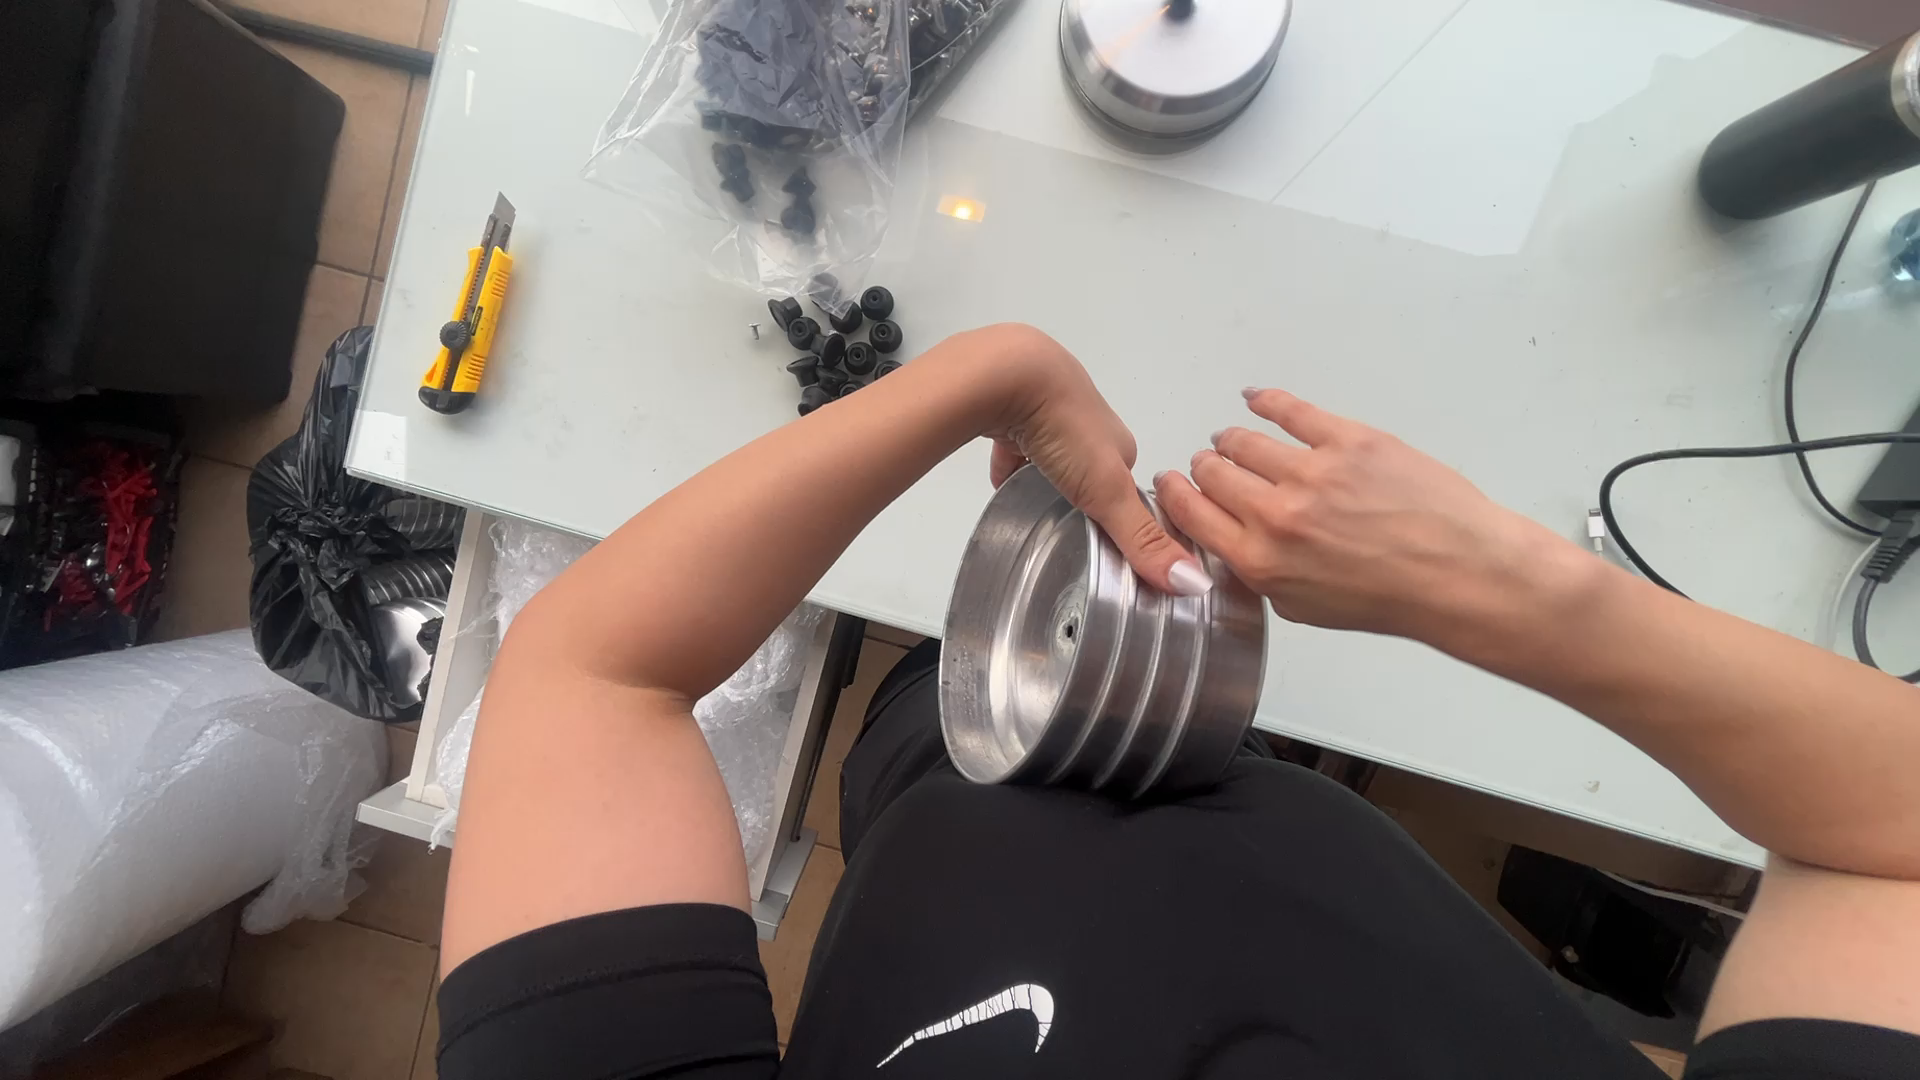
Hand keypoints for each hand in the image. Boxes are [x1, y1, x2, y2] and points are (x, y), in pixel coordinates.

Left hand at [961, 324, 1212, 595]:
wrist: (1007, 375)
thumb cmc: (1066, 429)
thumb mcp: (1107, 491)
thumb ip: (1142, 537)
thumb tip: (1195, 584)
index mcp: (1118, 443)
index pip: (1128, 487)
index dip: (1124, 516)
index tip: (1111, 546)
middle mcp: (1088, 424)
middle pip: (1091, 471)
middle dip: (1084, 496)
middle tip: (1069, 534)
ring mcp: (1048, 413)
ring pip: (1052, 455)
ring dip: (1048, 479)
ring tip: (1036, 514)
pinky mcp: (1009, 411)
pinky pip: (1013, 445)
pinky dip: (1010, 464)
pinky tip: (1001, 487)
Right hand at [1153, 388, 1586, 649]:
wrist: (1460, 576)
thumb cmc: (1386, 600)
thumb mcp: (1300, 608)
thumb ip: (1255, 573)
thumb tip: (1232, 539)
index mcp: (1257, 559)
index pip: (1190, 512)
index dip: (1173, 492)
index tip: (1169, 482)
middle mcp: (1273, 514)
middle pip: (1211, 472)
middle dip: (1204, 467)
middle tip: (1210, 465)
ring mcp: (1310, 473)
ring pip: (1242, 441)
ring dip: (1230, 441)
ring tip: (1232, 440)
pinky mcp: (1348, 440)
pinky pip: (1289, 410)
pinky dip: (1264, 400)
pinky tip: (1254, 398)